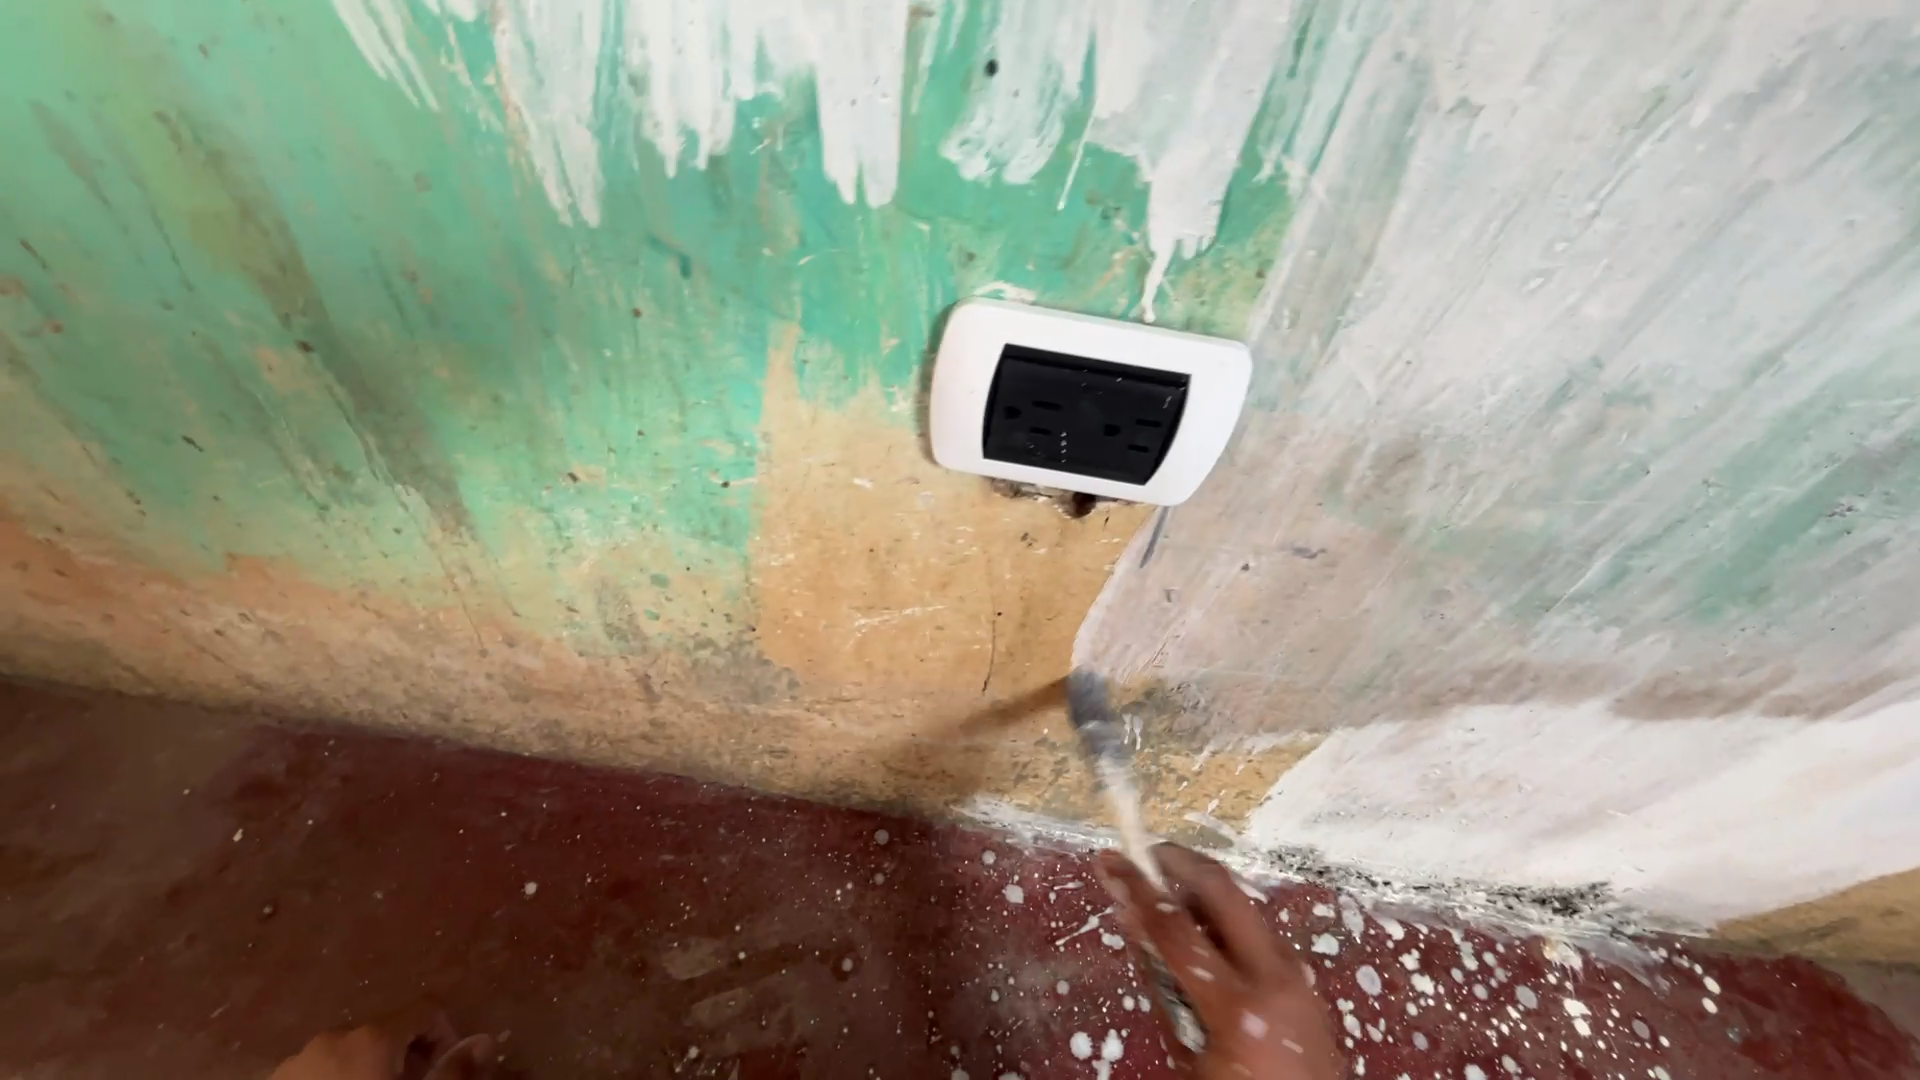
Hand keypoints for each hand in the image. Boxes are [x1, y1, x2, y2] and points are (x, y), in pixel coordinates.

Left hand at [268, 1008, 494, 1079]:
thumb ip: (453, 1072)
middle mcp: (333, 1037)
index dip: (445, 1035)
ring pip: (349, 1053)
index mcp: (372, 1036)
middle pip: (387, 1031)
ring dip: (367, 1072)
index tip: (442, 1070)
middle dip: (405, 1057)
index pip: (427, 1009)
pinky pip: (314, 1073)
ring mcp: (292, 1064)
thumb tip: (485, 1040)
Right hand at [1098, 844, 1341, 1079]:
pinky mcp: (1305, 975)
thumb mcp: (1184, 1053)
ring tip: (1168, 902)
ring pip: (1240, 902)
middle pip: (1219, 886)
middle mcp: (1273, 975)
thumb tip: (1133, 918)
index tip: (1107, 860)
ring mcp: (1296, 972)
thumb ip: (1160, 982)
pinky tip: (1203, 935)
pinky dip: (1222, 917)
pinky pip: (1256, 928)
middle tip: (1144, 857)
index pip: (1172, 926)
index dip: (1134, 885)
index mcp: (1236, 1006)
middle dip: (1176, 861)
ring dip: (1200, 889)